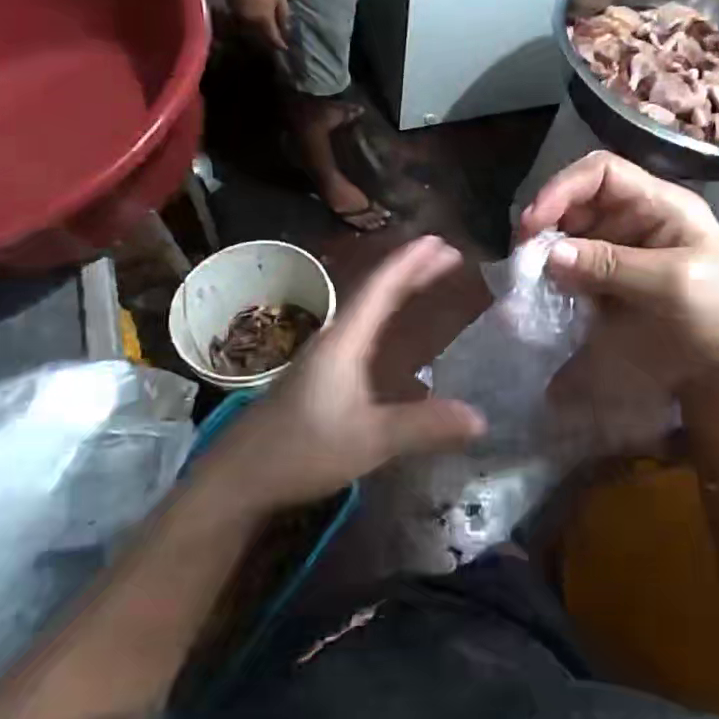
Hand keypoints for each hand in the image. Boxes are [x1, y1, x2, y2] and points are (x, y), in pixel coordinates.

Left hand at [192, 236, 485, 513]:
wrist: (238, 477)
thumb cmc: (301, 450)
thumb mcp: (370, 440)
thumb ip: (424, 427)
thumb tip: (480, 418)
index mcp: (343, 342)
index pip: (380, 289)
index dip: (410, 263)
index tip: (439, 242)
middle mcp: (332, 340)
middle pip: (374, 293)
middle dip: (410, 271)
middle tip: (445, 255)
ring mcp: (321, 358)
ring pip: (365, 311)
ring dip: (396, 292)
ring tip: (424, 279)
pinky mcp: (317, 376)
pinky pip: (359, 332)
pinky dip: (384, 319)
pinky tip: (391, 334)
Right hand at [227, 0, 290, 56]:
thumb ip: (283, 14)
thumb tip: (285, 28)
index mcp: (264, 20)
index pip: (273, 39)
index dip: (279, 44)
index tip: (284, 48)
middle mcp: (250, 23)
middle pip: (261, 37)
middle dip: (269, 39)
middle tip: (276, 40)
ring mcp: (238, 16)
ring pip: (250, 30)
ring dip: (258, 32)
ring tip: (266, 31)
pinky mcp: (231, 9)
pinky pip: (243, 21)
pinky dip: (250, 23)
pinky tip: (255, 18)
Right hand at [516, 151, 718, 393]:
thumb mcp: (674, 283)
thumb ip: (613, 265)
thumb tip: (549, 255)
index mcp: (658, 204)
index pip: (602, 173)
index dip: (563, 188)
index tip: (534, 222)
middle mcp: (634, 221)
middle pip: (578, 203)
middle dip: (547, 222)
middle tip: (523, 256)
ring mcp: (620, 254)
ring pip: (568, 238)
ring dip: (544, 253)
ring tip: (527, 279)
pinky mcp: (608, 286)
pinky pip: (571, 272)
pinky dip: (552, 280)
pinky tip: (540, 295)